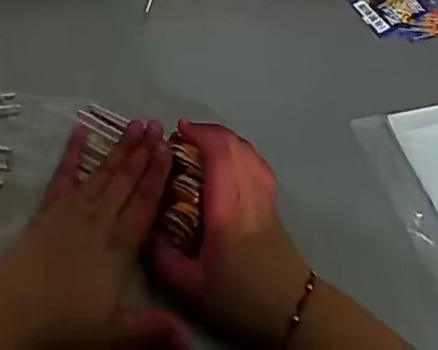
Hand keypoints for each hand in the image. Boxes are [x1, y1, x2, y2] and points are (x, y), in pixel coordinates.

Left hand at [0, 119, 186, 349]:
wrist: (5, 315)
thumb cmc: (60, 324)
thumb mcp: (109, 334)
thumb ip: (149, 330)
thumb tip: (189, 339)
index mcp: (118, 246)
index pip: (145, 203)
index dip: (158, 174)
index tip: (169, 146)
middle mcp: (99, 220)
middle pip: (126, 181)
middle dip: (143, 152)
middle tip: (156, 123)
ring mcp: (71, 212)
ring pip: (103, 174)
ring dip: (120, 148)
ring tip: (135, 123)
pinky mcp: (47, 212)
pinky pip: (64, 176)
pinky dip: (73, 152)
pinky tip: (80, 130)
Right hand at [146, 121, 313, 346]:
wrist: (289, 306)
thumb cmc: (239, 296)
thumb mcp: (191, 287)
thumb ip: (164, 259)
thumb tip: (148, 232)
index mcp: (227, 208)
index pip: (219, 154)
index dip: (200, 133)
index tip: (179, 129)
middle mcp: (249, 191)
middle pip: (234, 144)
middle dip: (208, 131)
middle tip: (184, 134)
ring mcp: (265, 192)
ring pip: (248, 149)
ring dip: (224, 138)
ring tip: (203, 142)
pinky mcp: (273, 199)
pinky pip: (256, 160)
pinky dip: (240, 148)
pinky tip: (230, 157)